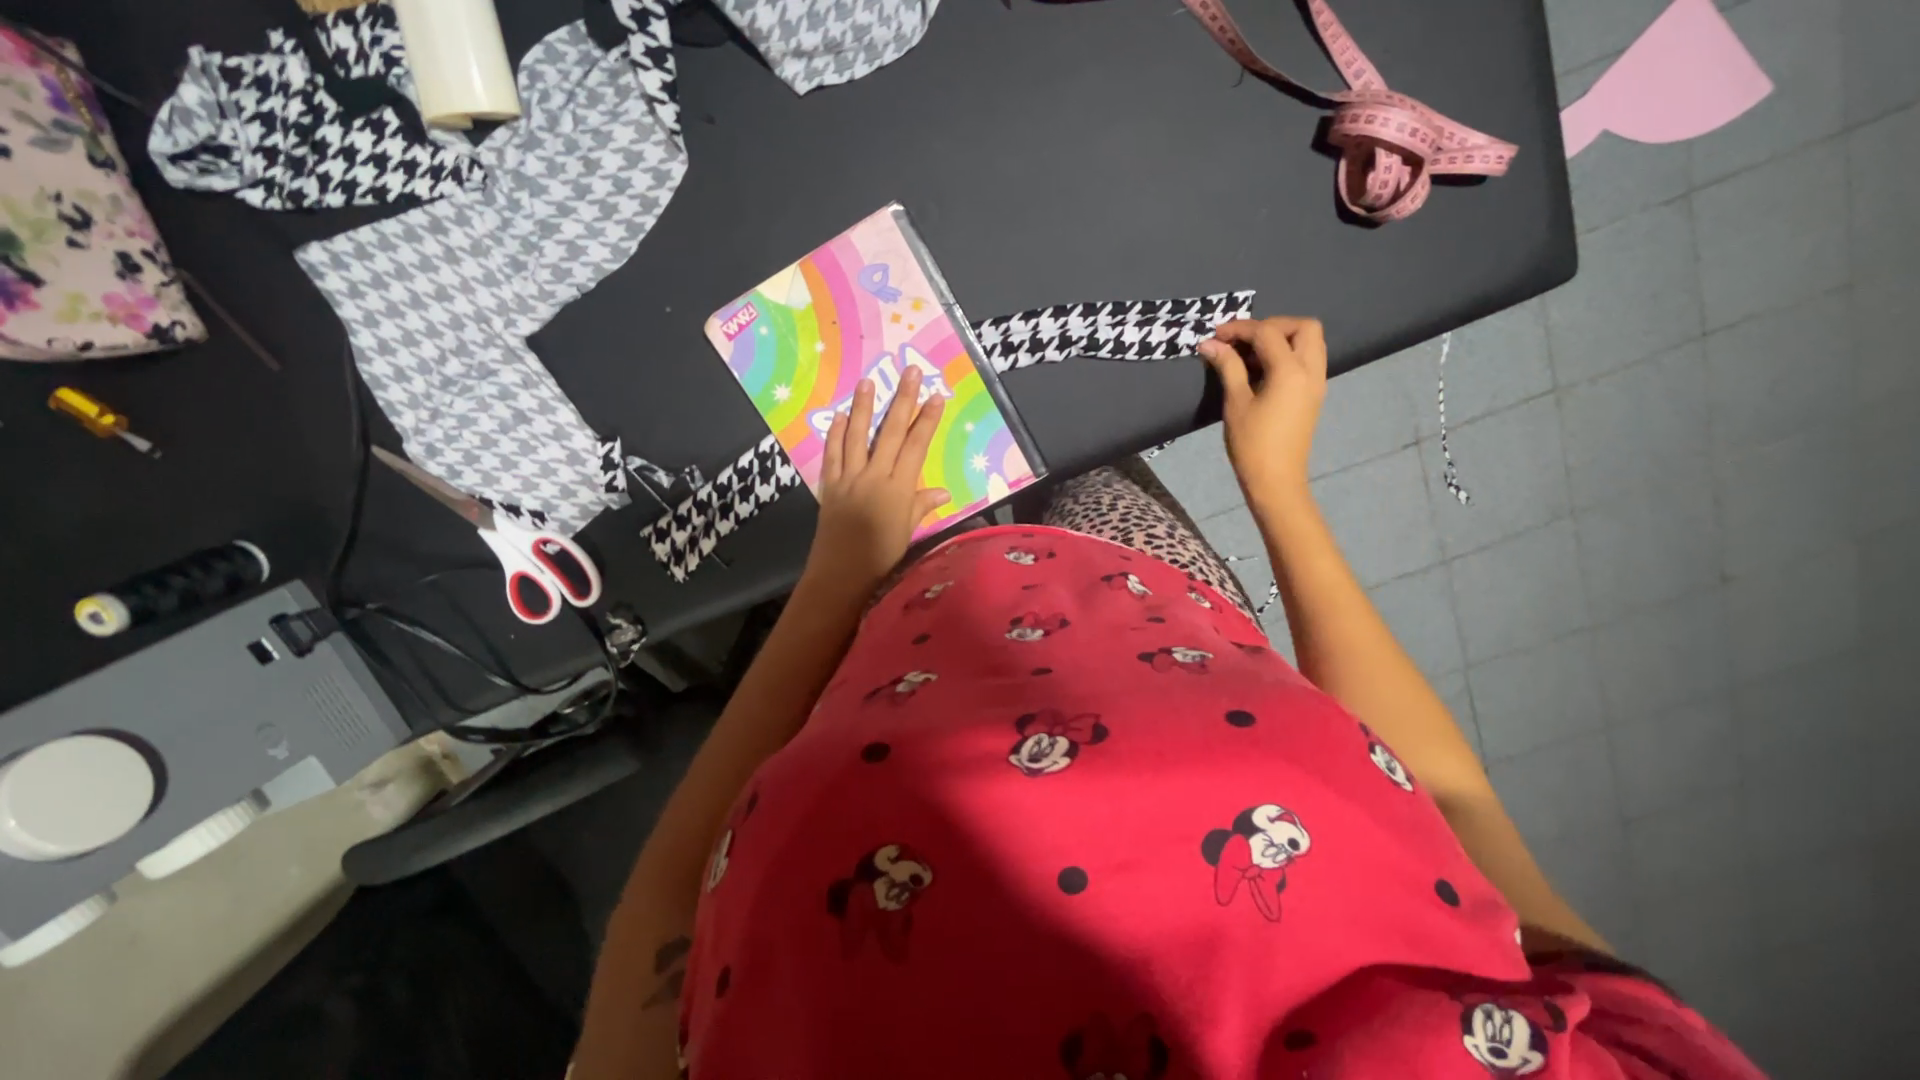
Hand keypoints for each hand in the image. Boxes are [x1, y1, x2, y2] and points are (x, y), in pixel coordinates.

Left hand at [802, 367, 950, 597]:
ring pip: (858, 435)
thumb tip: (942, 491)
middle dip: (902, 400)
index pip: (917, 445)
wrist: (841, 574)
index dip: (927, 419)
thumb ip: (921, 506)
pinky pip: (833, 454)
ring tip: (869, 382)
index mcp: (898, 488)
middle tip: (909, 371)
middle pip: (891, 431)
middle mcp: (875, 476)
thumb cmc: (881, 557)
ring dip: (864, 407)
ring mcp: (850, 478)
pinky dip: (836, 433)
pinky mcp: (830, 485)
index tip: (936, 395)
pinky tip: (839, 416)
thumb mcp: (908, 532)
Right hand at [1197, 316, 1327, 506]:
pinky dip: (1287, 354)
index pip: (1268, 333)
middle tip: (1244, 339)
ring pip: (1309, 342)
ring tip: (1250, 353)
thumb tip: (1210, 344)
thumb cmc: (1252, 444)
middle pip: (1303, 327)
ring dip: (1282, 338)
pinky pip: (1307, 360)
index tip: (1216, 336)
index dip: (1240, 329)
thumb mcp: (1236, 402)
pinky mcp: (1313, 394)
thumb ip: (1228, 367)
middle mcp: (1311, 370)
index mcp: (1291, 371)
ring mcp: (1316, 382)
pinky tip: (1261, 369)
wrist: (1276, 480)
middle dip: (1272, 325)